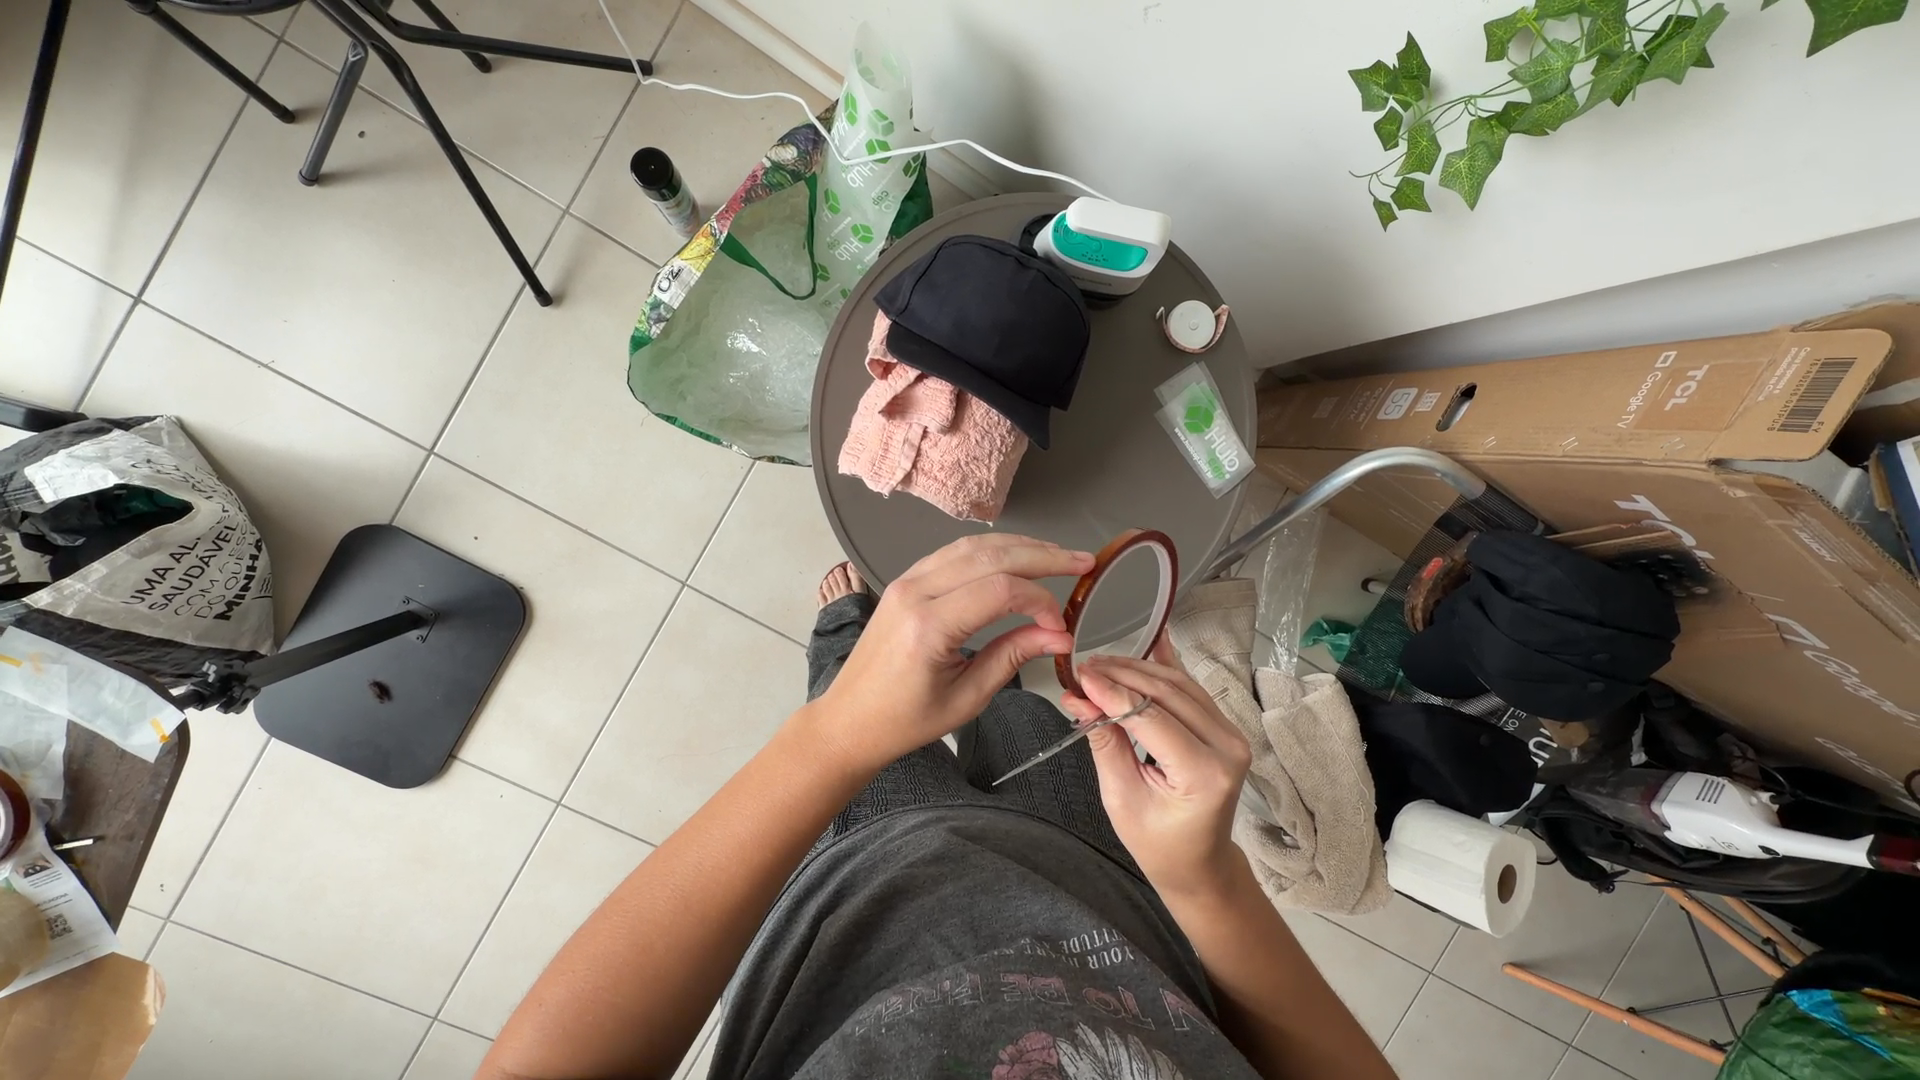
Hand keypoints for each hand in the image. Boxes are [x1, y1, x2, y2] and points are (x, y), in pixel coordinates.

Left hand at [806, 534, 1093, 774]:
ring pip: (972, 546)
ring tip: (1057, 555)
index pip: (1000, 591)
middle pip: (990, 556)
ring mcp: (906, 581)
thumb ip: (1012, 658)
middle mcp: (914, 593)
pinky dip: (990, 550)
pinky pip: (953, 552)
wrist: (849, 719)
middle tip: (1083, 561)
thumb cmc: (904, 721)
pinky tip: (1016, 557)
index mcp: (928, 626)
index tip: (1060, 627)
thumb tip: (1059, 637)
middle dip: (1042, 556)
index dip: (1040, 602)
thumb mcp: (966, 698)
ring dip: (1019, 546)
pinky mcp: (905, 581)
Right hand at [1063, 638, 1253, 900]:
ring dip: (1138, 669)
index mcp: (1204, 772)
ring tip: (1100, 664)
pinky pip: (1190, 690)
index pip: (1151, 717)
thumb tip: (1078, 699)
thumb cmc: (1158, 843)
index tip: (1079, 677)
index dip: (1112, 693)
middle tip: (1083, 668)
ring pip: (1179, 684)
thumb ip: (1104, 742)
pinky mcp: (1225, 728)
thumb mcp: (1121, 798)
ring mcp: (1231, 734)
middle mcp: (1227, 747)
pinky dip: (1163, 669)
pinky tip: (1147, 644)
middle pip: (1167, 693)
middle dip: (1121, 675)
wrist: (1199, 864)